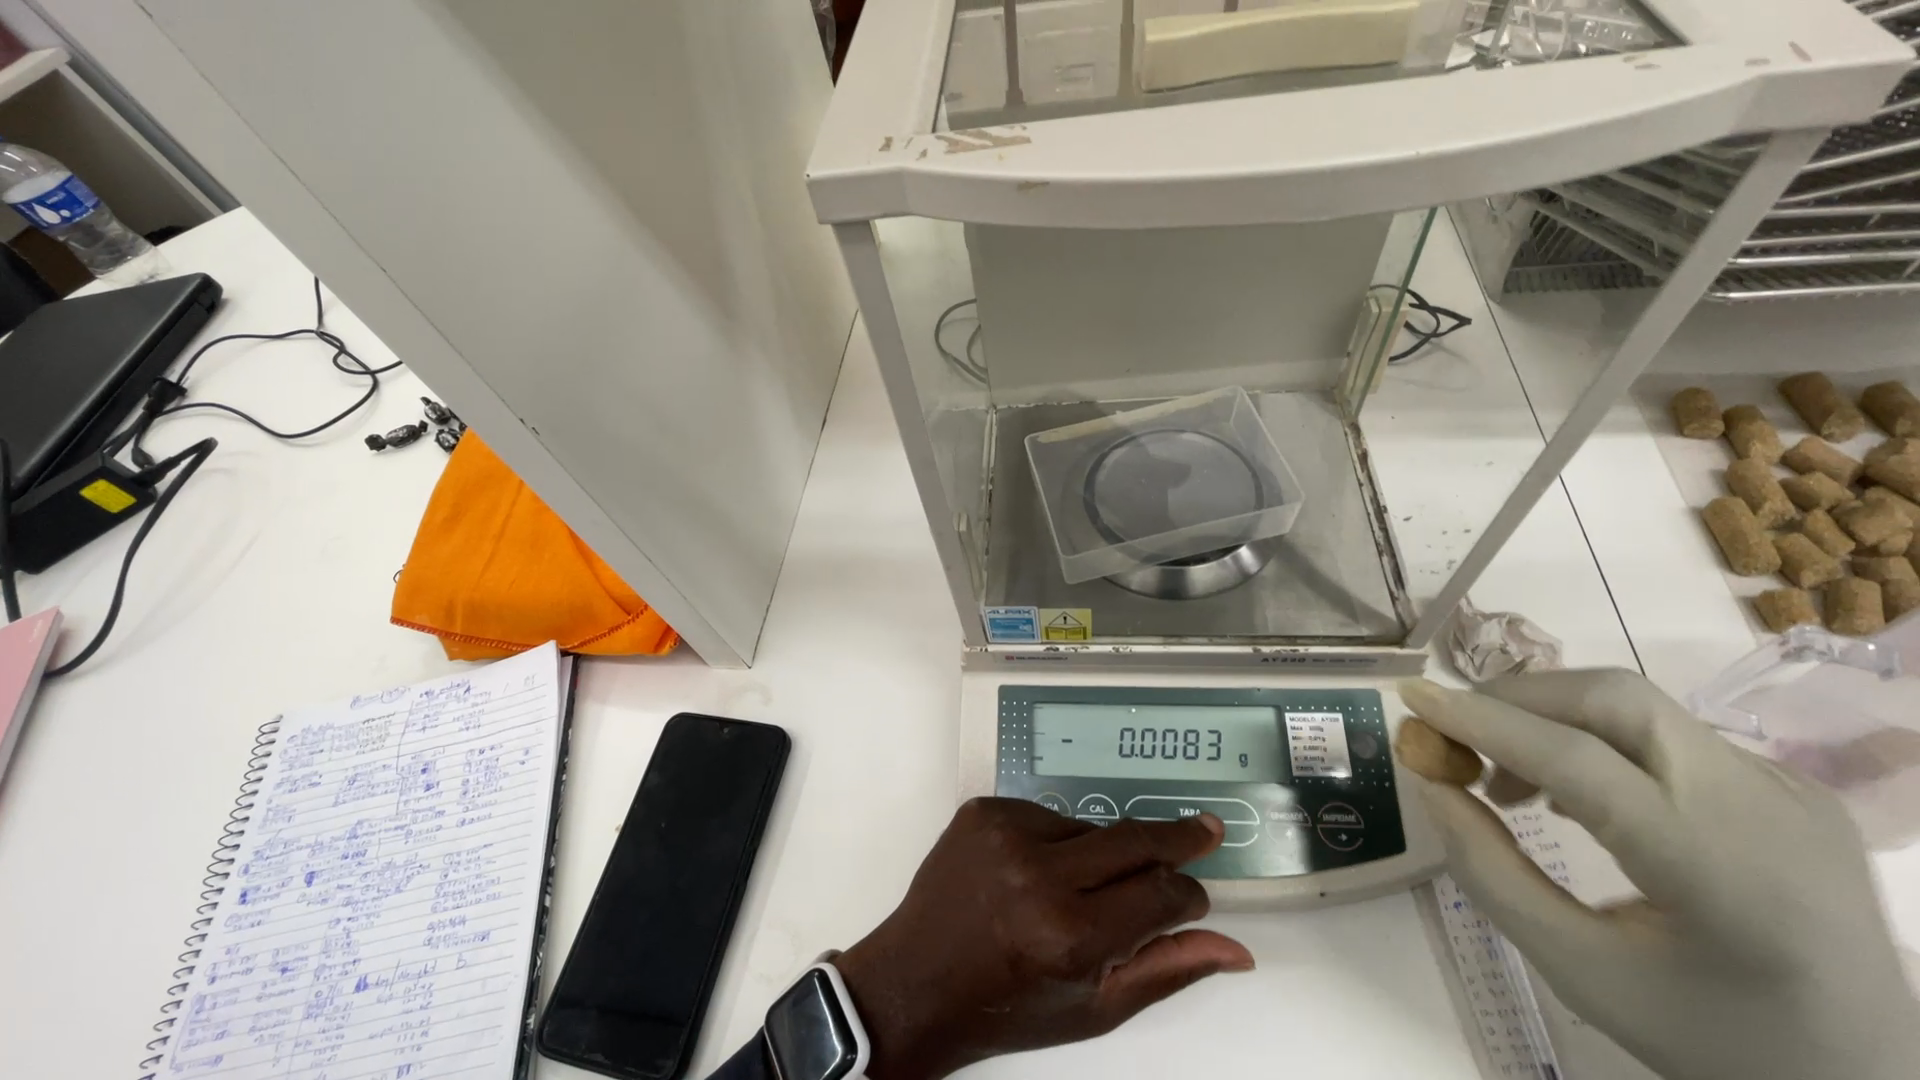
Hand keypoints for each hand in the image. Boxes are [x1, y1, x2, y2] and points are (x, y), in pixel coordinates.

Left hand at [834, 797, 1252, 1079]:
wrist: (916, 983)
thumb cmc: (1010, 1006)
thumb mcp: (1094, 1007)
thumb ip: (1168, 969)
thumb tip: (1237, 949)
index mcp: (1071, 934)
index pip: (1161, 894)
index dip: (1188, 896)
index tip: (1196, 897)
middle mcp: (1039, 874)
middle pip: (1133, 839)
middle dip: (1177, 837)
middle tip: (1206, 830)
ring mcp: (1006, 833)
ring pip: (1089, 828)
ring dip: (1099, 854)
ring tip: (1074, 890)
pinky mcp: (983, 811)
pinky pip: (1045, 815)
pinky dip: (1054, 840)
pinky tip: (1033, 873)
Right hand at [1400, 671, 1919, 1079]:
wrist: (1869, 1078)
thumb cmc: (1709, 1038)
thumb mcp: (1579, 970)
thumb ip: (1490, 872)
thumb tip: (1432, 783)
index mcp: (1723, 870)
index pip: (1582, 761)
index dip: (1484, 722)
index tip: (1411, 697)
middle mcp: (1767, 807)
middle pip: (1616, 701)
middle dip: (1516, 700)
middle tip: (1454, 736)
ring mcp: (1787, 789)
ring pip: (1639, 710)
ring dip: (1551, 721)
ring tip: (1507, 783)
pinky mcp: (1789, 786)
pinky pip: (1668, 737)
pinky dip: (1596, 744)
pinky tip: (1575, 795)